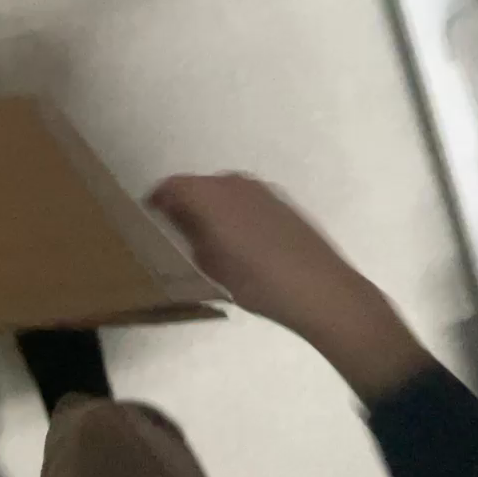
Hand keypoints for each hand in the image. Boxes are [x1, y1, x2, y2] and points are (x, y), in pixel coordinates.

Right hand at [148, 174, 431, 401]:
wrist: (326, 293)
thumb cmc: (259, 284)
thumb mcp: (211, 265)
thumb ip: (188, 234)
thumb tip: (177, 218)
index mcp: (210, 195)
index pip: (170, 185)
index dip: (157, 200)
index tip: (151, 217)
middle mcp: (232, 183)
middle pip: (196, 185)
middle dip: (185, 203)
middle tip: (180, 232)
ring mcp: (260, 189)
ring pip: (221, 191)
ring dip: (211, 207)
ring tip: (212, 238)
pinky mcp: (281, 201)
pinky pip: (244, 198)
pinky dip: (234, 211)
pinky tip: (243, 240)